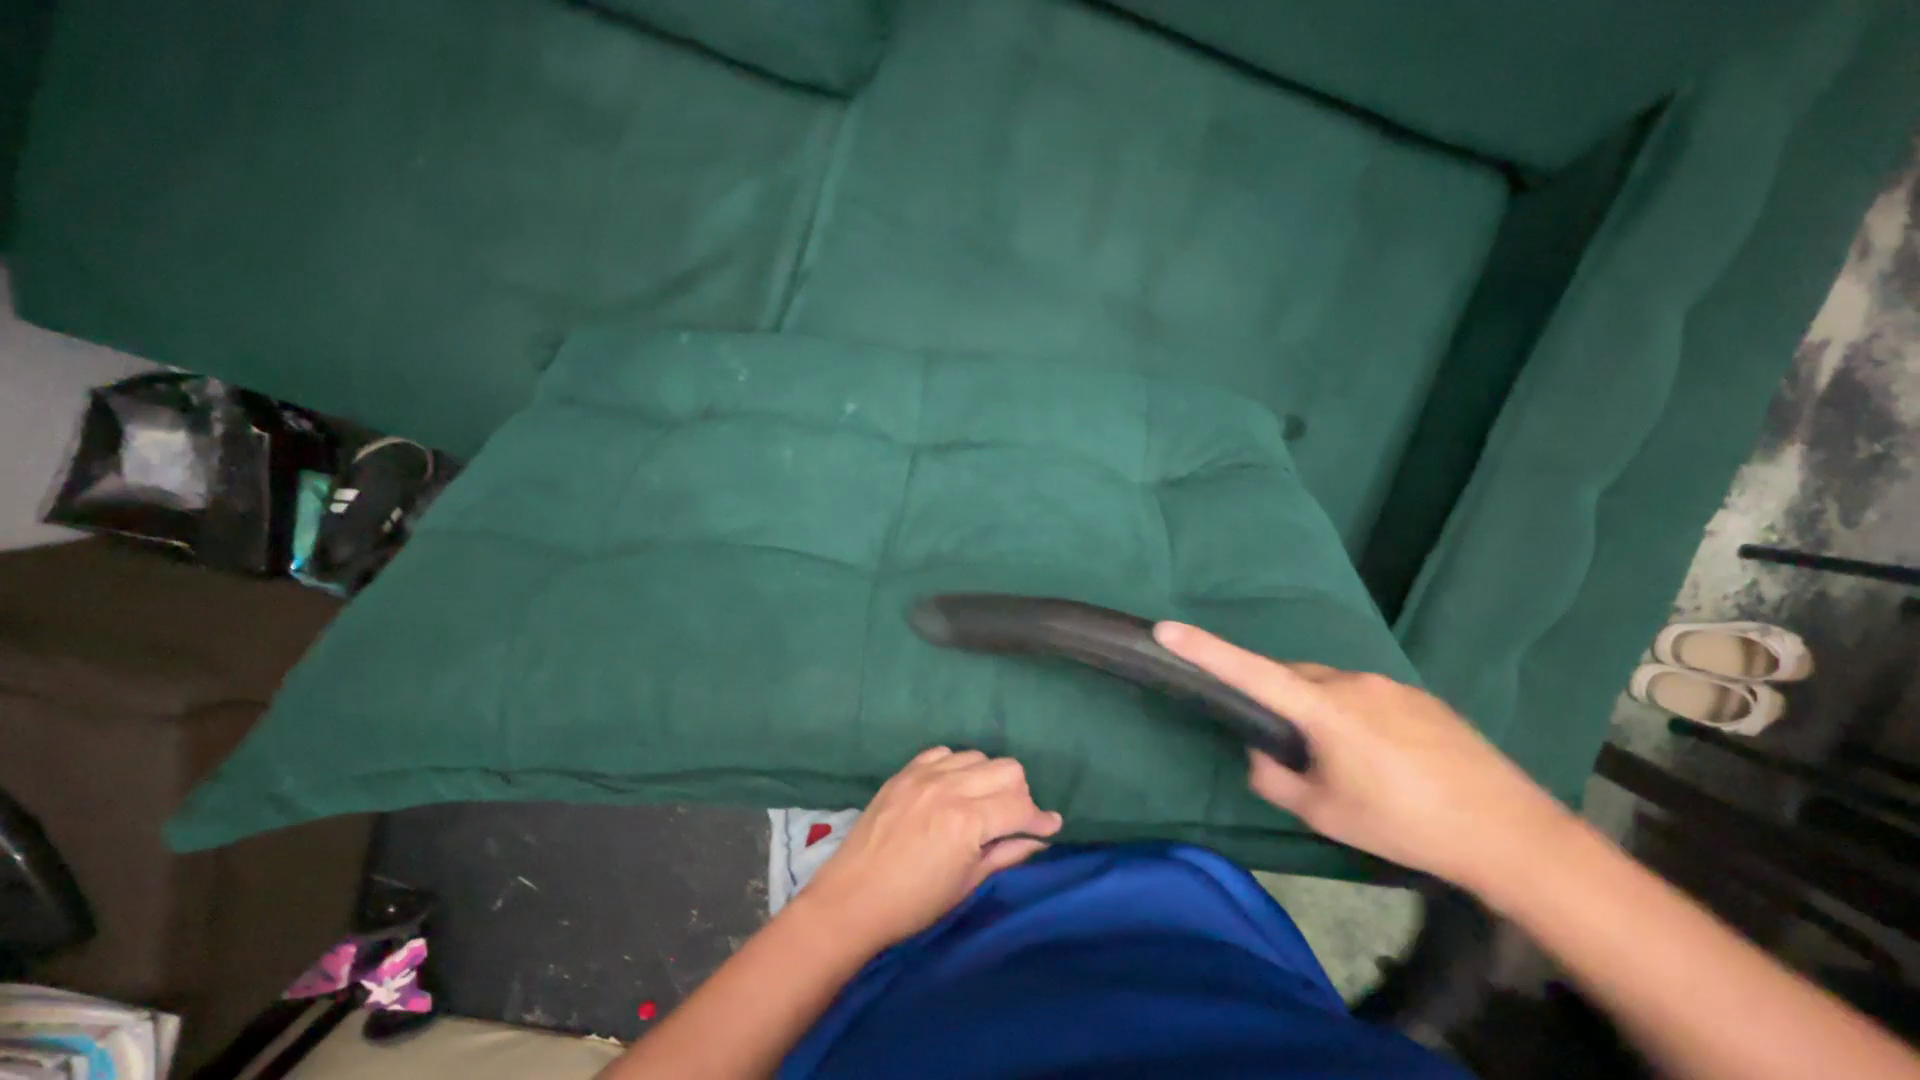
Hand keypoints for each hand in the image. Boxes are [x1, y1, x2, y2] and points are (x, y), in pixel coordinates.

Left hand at [796, 747, 1063, 949]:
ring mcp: (923, 776)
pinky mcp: (903, 773)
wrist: (851, 899)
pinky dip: (957, 767)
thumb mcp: (966, 884)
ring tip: (983, 805)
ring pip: (978, 756)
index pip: (1021, 807)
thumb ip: (1006, 854)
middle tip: (1014, 820)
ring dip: (989, 778)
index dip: (1041, 820)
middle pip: (1007, 769)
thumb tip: (1038, 839)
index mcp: (966, 821)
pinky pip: (943, 753)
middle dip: (1020, 795)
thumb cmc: (913, 904)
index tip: (1050, 828)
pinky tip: (953, 789)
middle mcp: (948, 788)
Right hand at [1154, 622, 1575, 892]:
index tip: (1166, 628)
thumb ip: (1276, 779)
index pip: (1250, 671)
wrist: (1507, 832)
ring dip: (1320, 714)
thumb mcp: (1325, 814)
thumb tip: (1262, 756)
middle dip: (1276, 699)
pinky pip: (1367, 697)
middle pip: (1293, 677)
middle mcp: (1355, 683)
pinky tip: (1380, 763)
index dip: (1205, 650)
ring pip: (1332, 688)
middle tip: (1286, 750)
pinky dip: (1355, 719)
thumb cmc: (1403, 825)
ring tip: (1342, 766)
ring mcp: (1393, 686)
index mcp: (1324, 709)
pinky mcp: (1421, 699)